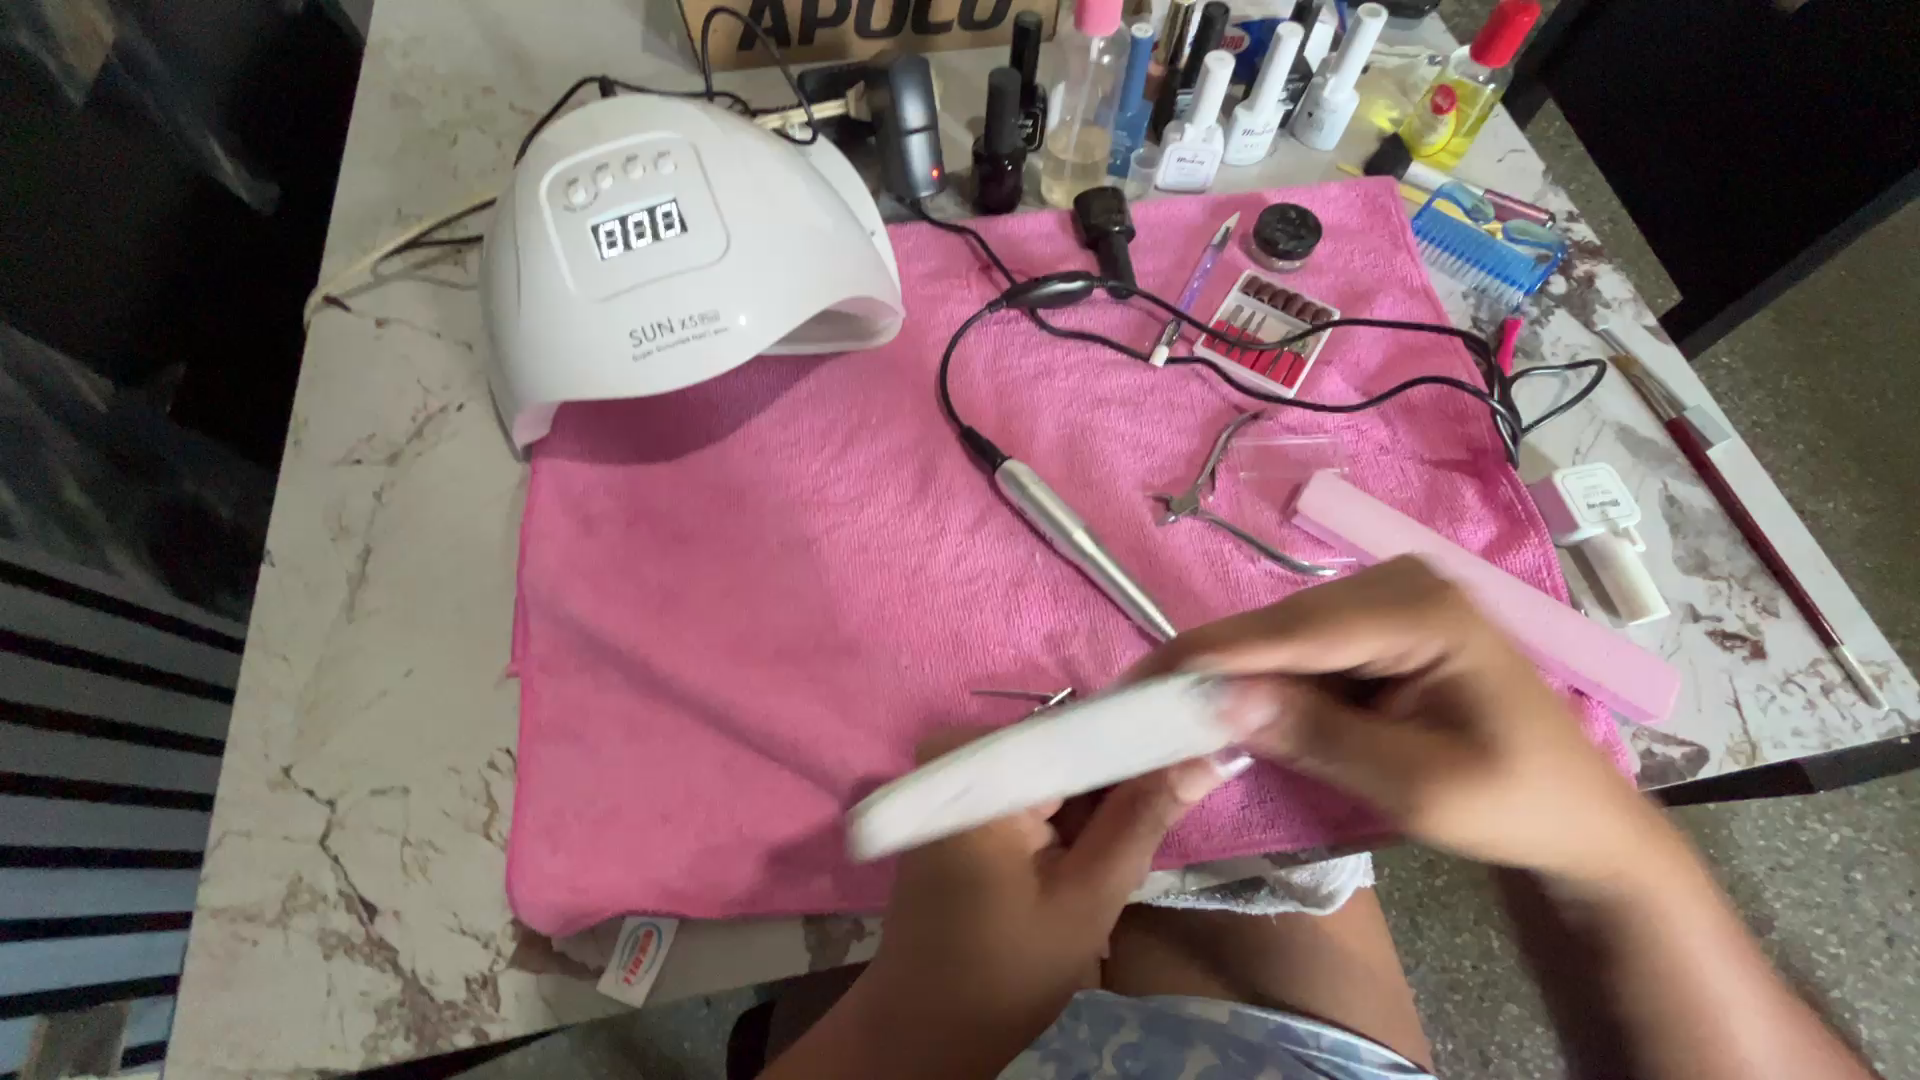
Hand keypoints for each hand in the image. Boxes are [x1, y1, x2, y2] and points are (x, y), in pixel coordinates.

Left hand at [850, 730, 1236, 1074]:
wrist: (925, 1023)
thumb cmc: (1006, 971)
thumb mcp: (1089, 896)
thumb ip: (1144, 816)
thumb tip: (1209, 752)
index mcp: (980, 763)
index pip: (1084, 727)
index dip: (1145, 741)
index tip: (1199, 757)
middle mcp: (958, 749)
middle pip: (1067, 744)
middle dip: (1114, 784)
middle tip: (1143, 835)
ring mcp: (952, 771)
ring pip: (1054, 765)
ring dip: (1091, 805)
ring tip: (1101, 860)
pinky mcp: (957, 795)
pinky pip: (1030, 783)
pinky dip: (1062, 814)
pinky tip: (1071, 858)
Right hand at [1138, 557, 1674, 888]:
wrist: (1583, 818)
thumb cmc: (1515, 806)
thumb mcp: (1415, 786)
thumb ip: (1317, 736)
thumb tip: (1217, 698)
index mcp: (1425, 612)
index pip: (1294, 631)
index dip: (1211, 655)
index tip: (1141, 679)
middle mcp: (1400, 583)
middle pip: (1280, 627)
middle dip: (1216, 669)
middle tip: (1150, 710)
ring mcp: (1389, 596)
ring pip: (1282, 634)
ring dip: (1237, 675)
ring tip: (1181, 711)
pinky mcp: (1378, 619)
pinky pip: (1302, 646)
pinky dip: (1268, 679)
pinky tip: (1240, 705)